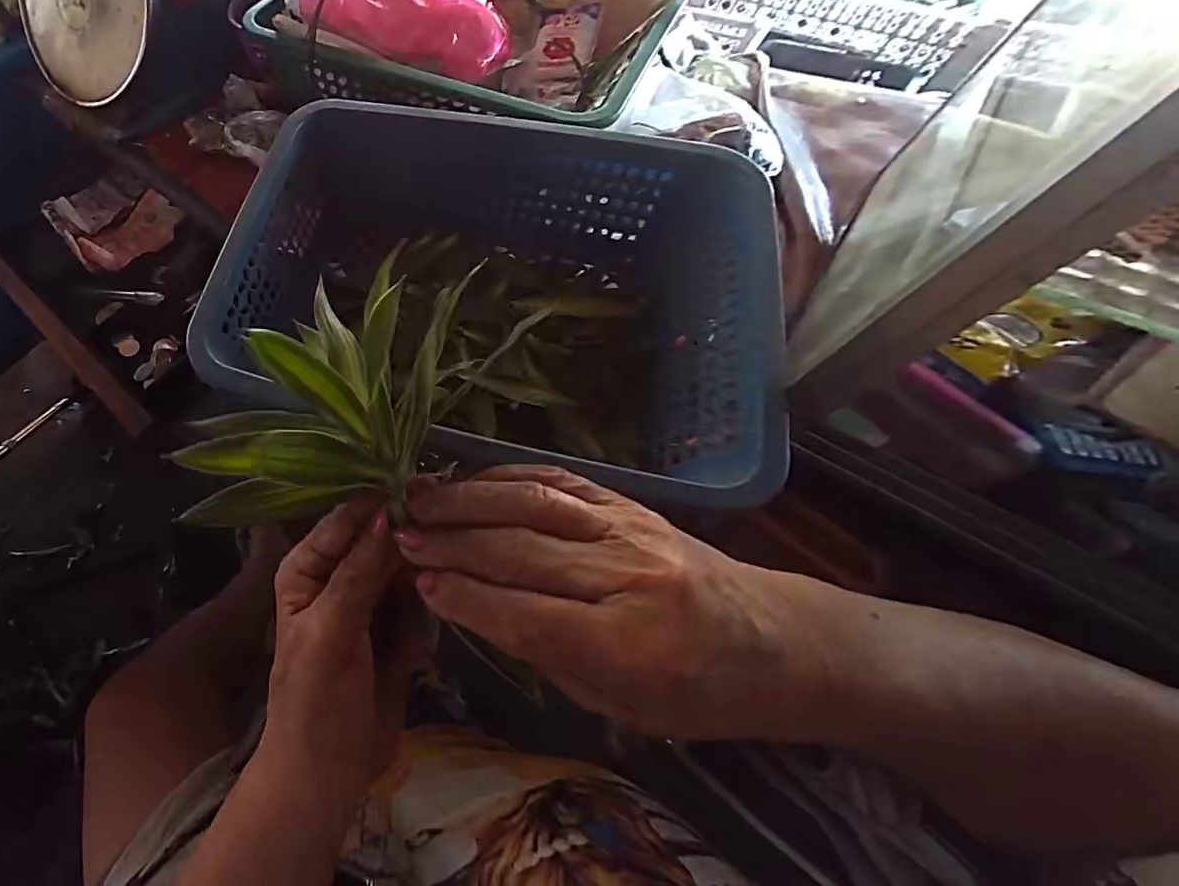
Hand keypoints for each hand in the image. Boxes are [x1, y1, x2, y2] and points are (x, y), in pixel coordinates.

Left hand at [263, 499, 435, 805]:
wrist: (326, 776)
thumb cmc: (316, 698)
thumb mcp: (334, 628)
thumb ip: (360, 570)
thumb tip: (386, 511)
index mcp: (307, 566)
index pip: (347, 519)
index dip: (382, 503)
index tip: (426, 488)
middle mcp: (337, 576)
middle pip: (383, 544)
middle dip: (408, 561)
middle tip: (432, 575)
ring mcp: (368, 605)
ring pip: (408, 577)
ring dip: (417, 603)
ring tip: (410, 639)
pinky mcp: (393, 633)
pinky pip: (419, 611)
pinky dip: (421, 632)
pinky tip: (413, 658)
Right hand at [399, 465, 822, 740]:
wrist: (778, 640)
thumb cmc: (694, 690)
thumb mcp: (616, 701)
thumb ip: (537, 648)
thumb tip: (459, 598)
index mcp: (631, 646)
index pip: (523, 614)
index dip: (462, 596)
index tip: (417, 581)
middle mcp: (628, 576)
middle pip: (517, 550)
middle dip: (450, 542)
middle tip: (400, 533)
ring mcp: (628, 529)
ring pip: (528, 504)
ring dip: (464, 500)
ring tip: (418, 498)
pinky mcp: (625, 501)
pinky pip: (553, 479)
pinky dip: (501, 477)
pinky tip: (466, 481)